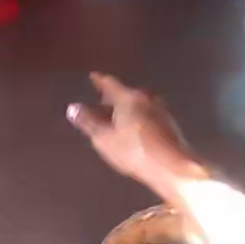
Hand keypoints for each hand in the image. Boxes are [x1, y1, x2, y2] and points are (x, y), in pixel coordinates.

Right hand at [67, 72, 206, 197]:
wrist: (171, 166)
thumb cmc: (134, 151)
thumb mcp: (104, 138)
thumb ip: (88, 122)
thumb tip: (73, 108)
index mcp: (129, 97)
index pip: (110, 83)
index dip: (99, 80)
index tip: (93, 77)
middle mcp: (146, 98)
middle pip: (125, 93)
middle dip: (111, 98)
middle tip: (99, 101)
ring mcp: (160, 110)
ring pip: (136, 104)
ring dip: (124, 109)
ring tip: (113, 118)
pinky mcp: (168, 123)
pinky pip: (145, 114)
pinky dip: (135, 118)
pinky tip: (130, 130)